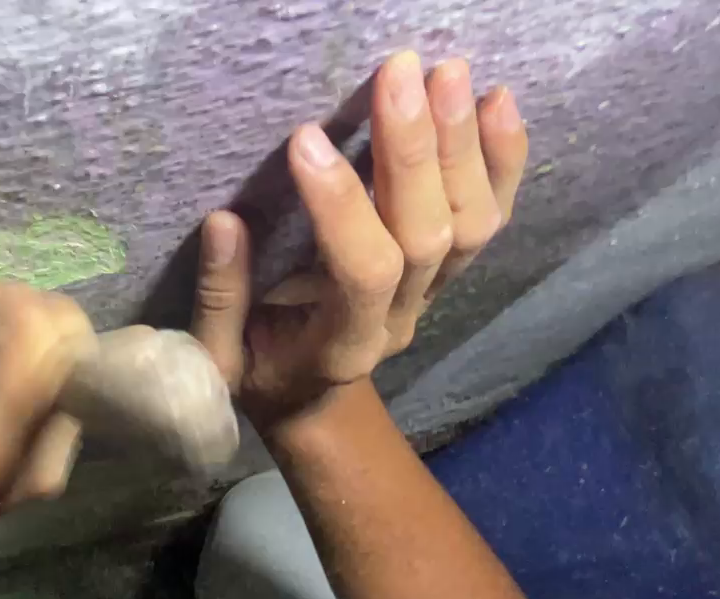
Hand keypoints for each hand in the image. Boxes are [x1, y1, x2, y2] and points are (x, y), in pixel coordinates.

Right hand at [192, 52, 528, 430]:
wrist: (312, 403)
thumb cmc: (258, 379)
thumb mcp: (219, 357)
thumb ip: (221, 297)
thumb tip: (223, 221)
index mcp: (341, 346)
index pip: (362, 270)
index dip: (340, 204)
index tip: (305, 140)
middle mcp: (398, 322)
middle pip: (427, 234)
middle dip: (413, 151)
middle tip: (396, 75)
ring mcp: (429, 299)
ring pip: (470, 223)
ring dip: (461, 144)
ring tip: (446, 73)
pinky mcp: (443, 277)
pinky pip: (488, 221)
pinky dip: (501, 160)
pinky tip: (497, 103)